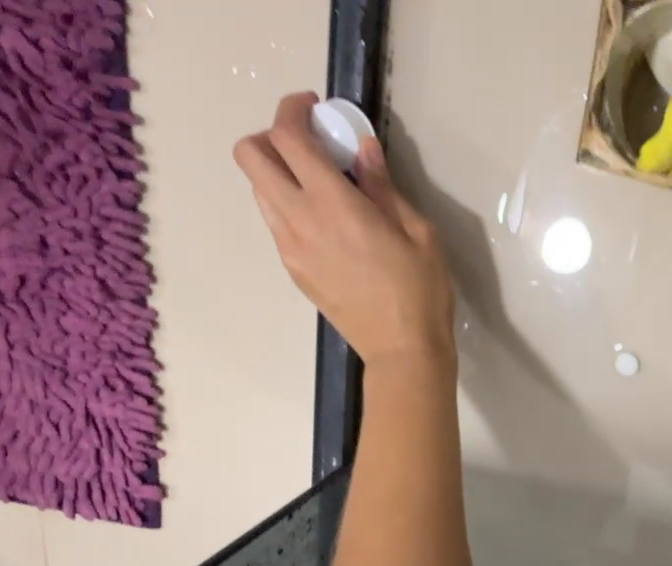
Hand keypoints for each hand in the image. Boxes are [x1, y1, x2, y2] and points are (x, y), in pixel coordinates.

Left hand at [234, 92, 456, 377]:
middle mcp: (299, 219)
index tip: (314, 109)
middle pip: (250, 155)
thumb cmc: (421, 291)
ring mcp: (290, 246)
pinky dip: (290, 206)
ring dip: (281, 174)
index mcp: (334, 204)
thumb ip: (384, 186)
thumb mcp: (419, 233)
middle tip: (311, 147)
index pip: (287, 137)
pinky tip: (328, 224)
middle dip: (273, 137)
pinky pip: (276, 221)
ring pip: (258, 188)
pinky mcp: (293, 268)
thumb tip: (363, 150)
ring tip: (322, 187)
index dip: (292, 110)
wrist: (403, 350)